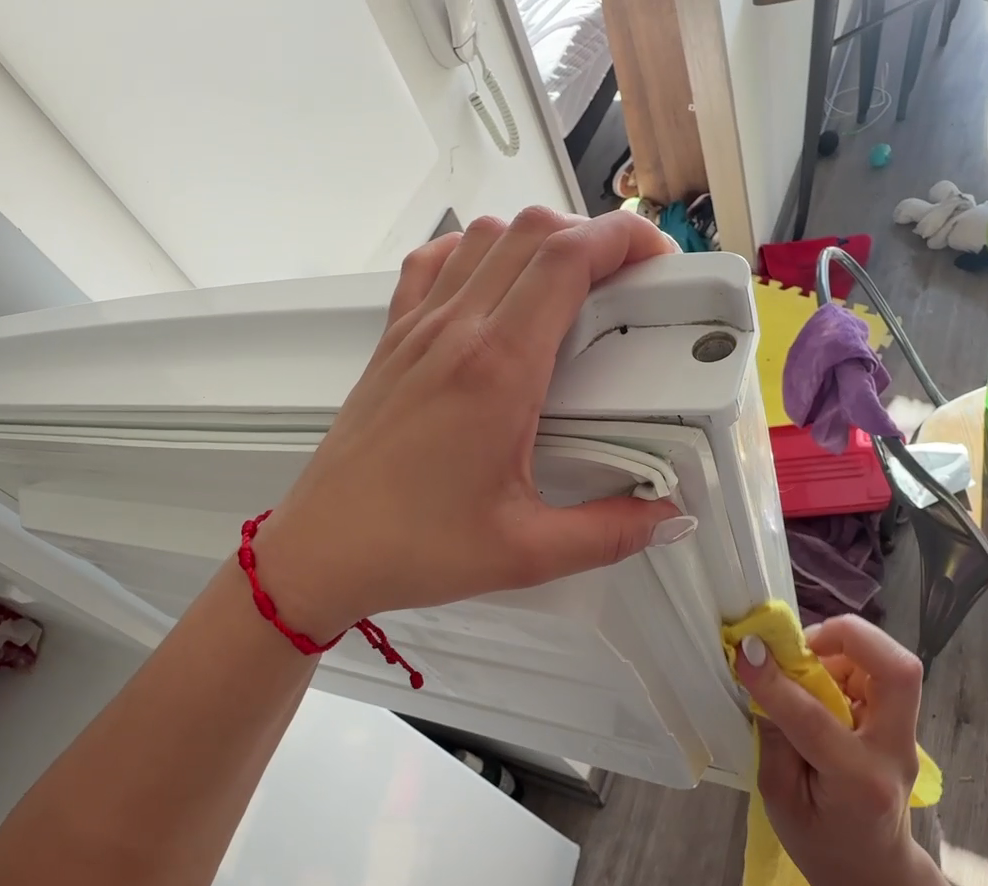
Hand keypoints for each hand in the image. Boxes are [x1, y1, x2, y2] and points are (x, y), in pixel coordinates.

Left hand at [255, 208, 690, 637]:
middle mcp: (454, 334)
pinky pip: (432, 265)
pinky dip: (472, 252)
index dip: (623, 238)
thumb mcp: (526, 552)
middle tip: (626, 277)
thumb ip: (609, 534)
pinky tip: (489, 285)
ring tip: (568, 284)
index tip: (656, 257)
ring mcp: (416, 332)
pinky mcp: (391, 345)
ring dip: (535, 240)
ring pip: (483, 237)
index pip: (568, 259)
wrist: (322, 550)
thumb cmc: (410, 547)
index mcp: (496, 371)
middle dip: (593, 235)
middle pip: (533, 232)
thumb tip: (665, 519)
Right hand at [736, 616, 931, 885]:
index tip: (745, 650)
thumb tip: (763, 679)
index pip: (814, 718)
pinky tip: (819, 686)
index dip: (775, 680)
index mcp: (858, 781)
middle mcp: (892, 752)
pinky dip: (848, 664)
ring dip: (845, 651)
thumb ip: (775, 738)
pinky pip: (881, 676)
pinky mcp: (902, 727)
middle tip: (804, 645)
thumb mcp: (780, 799)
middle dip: (849, 638)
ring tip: (805, 667)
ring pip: (893, 666)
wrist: (876, 874)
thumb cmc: (820, 847)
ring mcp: (906, 737)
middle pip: (898, 670)